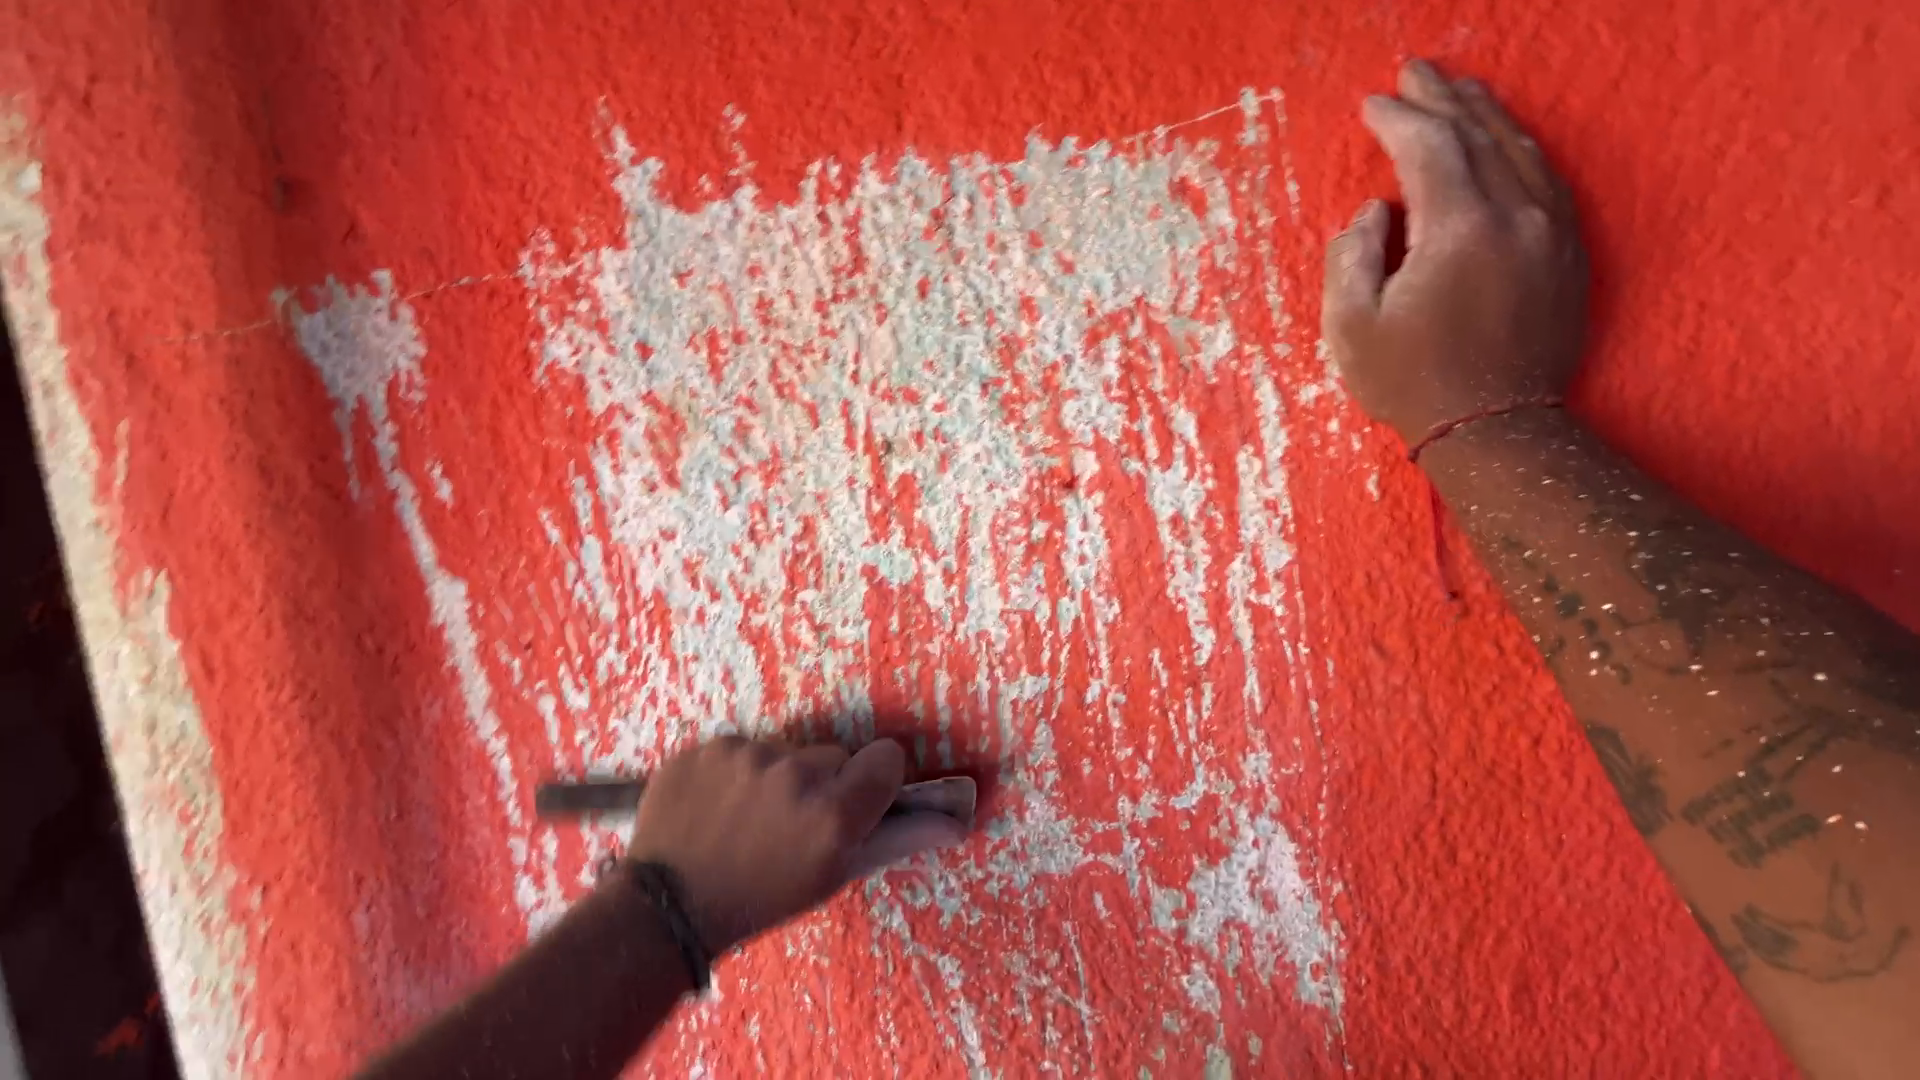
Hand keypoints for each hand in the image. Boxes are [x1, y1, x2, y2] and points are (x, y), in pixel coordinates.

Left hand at [625, 737, 966, 954]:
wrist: (670, 907)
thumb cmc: (764, 896)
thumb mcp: (833, 875)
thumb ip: (897, 839)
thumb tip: (958, 822)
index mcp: (835, 813)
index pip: (887, 758)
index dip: (872, 780)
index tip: (851, 801)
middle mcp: (797, 776)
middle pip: (832, 755)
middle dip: (820, 782)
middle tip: (789, 822)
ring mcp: (747, 756)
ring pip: (784, 750)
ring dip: (774, 775)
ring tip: (745, 816)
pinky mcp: (709, 746)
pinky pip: (741, 746)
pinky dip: (733, 769)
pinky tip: (715, 804)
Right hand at [1323, 58, 1588, 448]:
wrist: (1494, 428)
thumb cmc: (1410, 383)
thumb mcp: (1350, 329)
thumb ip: (1351, 257)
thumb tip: (1374, 211)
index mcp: (1458, 230)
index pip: (1429, 147)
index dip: (1396, 119)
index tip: (1369, 104)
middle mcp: (1516, 215)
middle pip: (1479, 133)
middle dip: (1441, 98)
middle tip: (1412, 72)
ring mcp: (1550, 230)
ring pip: (1520, 148)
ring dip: (1484, 113)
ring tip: (1457, 90)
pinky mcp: (1567, 251)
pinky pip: (1545, 178)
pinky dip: (1517, 148)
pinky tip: (1502, 140)